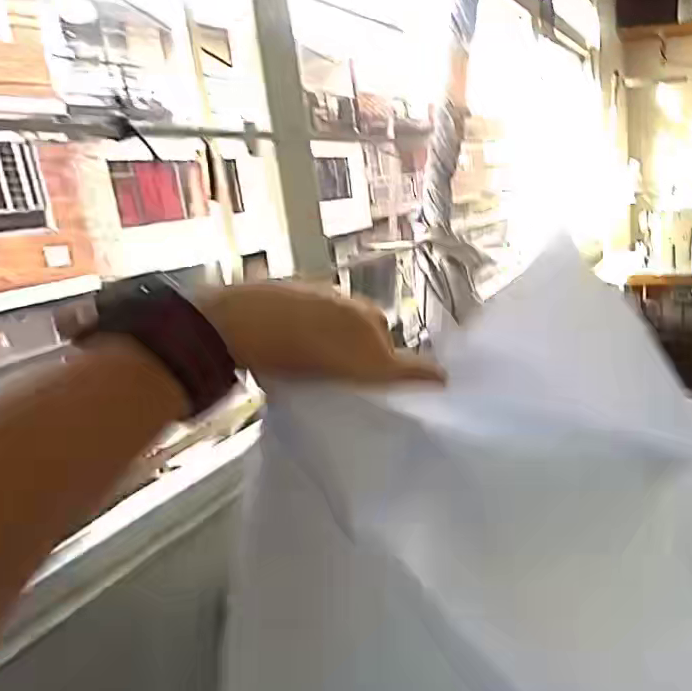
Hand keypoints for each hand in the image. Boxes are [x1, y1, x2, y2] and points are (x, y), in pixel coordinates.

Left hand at [198, 283, 444, 385]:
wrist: (246, 322)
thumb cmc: (313, 349)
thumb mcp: (369, 368)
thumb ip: (408, 373)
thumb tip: (446, 378)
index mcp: (373, 315)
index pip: (393, 350)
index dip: (389, 373)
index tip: (373, 394)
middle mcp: (348, 301)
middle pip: (364, 340)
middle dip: (357, 362)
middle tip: (341, 389)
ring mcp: (314, 296)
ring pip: (332, 332)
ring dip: (328, 351)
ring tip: (310, 377)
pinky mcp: (281, 300)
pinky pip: (302, 327)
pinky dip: (301, 342)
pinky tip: (285, 360)